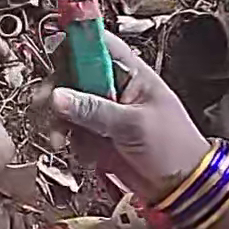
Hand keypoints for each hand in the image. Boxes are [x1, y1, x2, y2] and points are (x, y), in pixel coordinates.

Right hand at [48, 31, 210, 201]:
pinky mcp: (98, 135)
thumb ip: (93, 109)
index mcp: (132, 73)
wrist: (182, 188)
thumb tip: (58, 96)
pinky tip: (82, 151)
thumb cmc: (173, 149)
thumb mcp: (133, 125)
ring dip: (60, 120)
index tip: (54, 45)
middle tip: (47, 101)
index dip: (75, 40)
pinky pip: (72, 129)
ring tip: (60, 137)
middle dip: (58, 88)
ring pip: (68, 104)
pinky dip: (70, 139)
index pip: (99, 45)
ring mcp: (105, 112)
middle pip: (74, 73)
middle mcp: (115, 88)